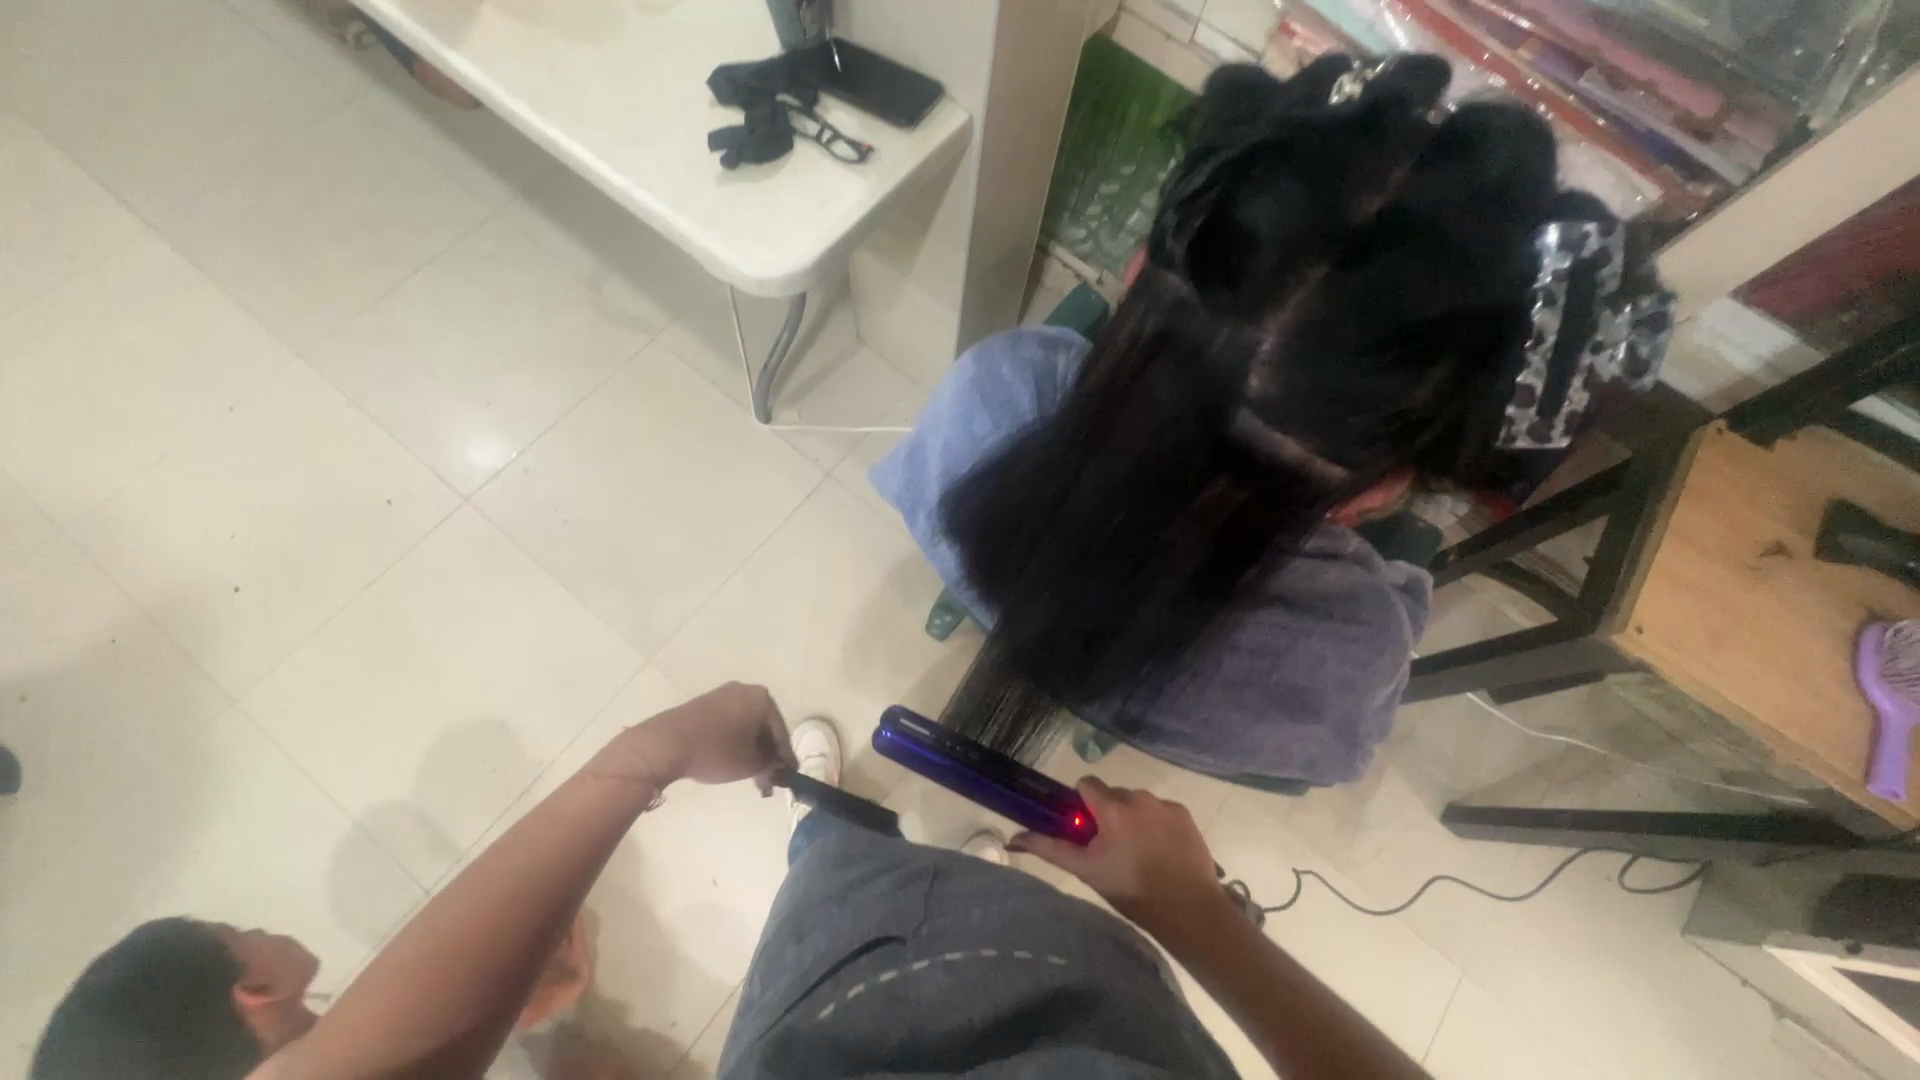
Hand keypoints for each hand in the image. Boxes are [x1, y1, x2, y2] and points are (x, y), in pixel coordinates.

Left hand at [593, 682, 795, 791]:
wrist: (666, 743)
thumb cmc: (717, 750)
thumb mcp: (751, 764)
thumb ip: (770, 766)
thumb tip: (777, 769)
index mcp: (762, 699)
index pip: (781, 732)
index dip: (786, 758)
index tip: (790, 777)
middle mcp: (745, 691)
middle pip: (764, 728)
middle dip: (767, 756)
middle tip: (769, 781)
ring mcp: (722, 696)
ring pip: (745, 728)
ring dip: (751, 752)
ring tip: (752, 778)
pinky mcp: (704, 706)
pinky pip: (728, 725)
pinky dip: (735, 744)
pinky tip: (733, 764)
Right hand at [1011, 777, 1223, 928]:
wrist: (1188, 909)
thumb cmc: (1131, 891)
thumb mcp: (1086, 870)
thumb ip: (1049, 849)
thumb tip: (1013, 838)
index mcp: (1112, 808)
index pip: (1087, 784)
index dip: (1083, 804)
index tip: (1088, 829)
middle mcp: (1138, 797)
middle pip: (1114, 795)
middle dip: (1110, 814)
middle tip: (1114, 848)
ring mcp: (1164, 804)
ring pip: (1138, 802)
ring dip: (1134, 818)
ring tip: (1140, 852)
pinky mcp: (1184, 814)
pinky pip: (1161, 810)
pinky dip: (1157, 824)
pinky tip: (1163, 851)